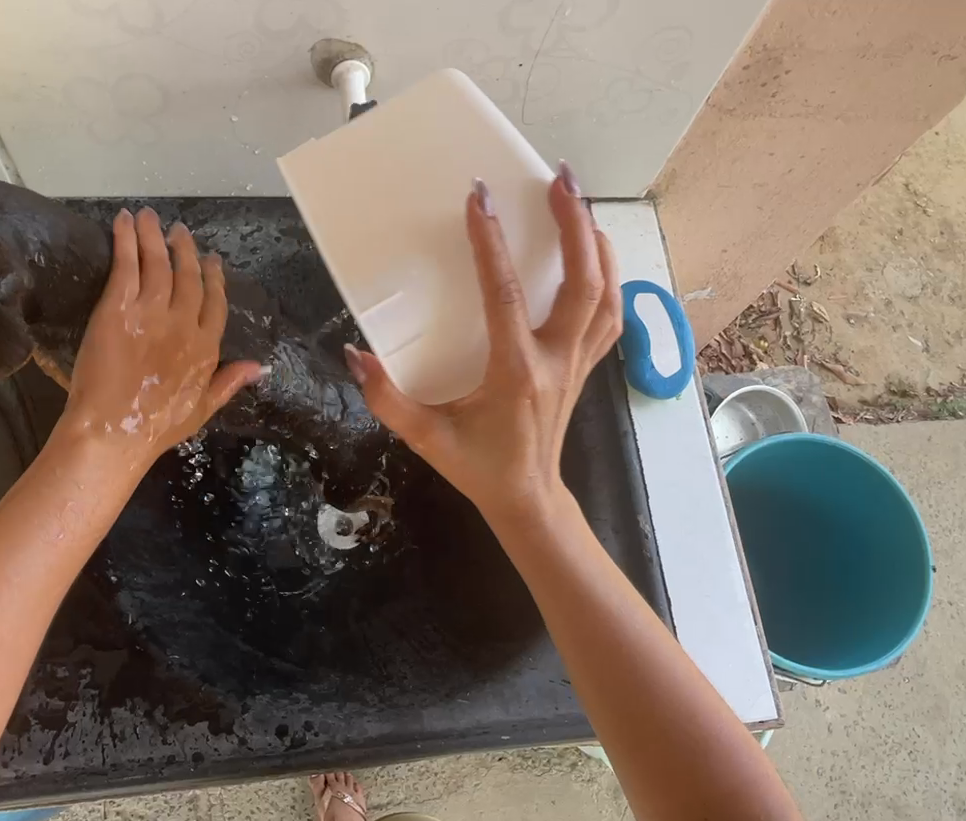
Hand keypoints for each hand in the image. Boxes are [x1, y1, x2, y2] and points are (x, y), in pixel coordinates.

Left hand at [56, 206, 261, 470]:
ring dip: (154, 236)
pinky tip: (124, 222)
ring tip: (149, 216)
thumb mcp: (203, 408)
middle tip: (179, 230)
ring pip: (158, 264)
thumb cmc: (158, 427)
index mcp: (206, 348)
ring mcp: (151, 313)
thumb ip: (229, 382)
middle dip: (185, 250)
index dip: (214, 278)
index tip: (212, 260)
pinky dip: (125, 240)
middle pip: (189, 277)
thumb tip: (259, 367)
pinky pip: (126, 265)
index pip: (215, 303)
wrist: (116, 430)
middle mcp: (183, 324)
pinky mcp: (118, 308)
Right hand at [345, 171, 621, 526]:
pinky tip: (595, 255)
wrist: (526, 497)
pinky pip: (608, 316)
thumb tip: (357, 355)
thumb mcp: (426, 438)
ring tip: (578, 204)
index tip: (478, 199)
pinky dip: (608, 278)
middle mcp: (554, 361)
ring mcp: (577, 364)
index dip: (490, 244)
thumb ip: (388, 400)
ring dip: (596, 244)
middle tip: (558, 179)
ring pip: (606, 294)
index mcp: (515, 373)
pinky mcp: (584, 368)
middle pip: (581, 282)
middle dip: (573, 224)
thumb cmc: (477, 467)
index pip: (505, 296)